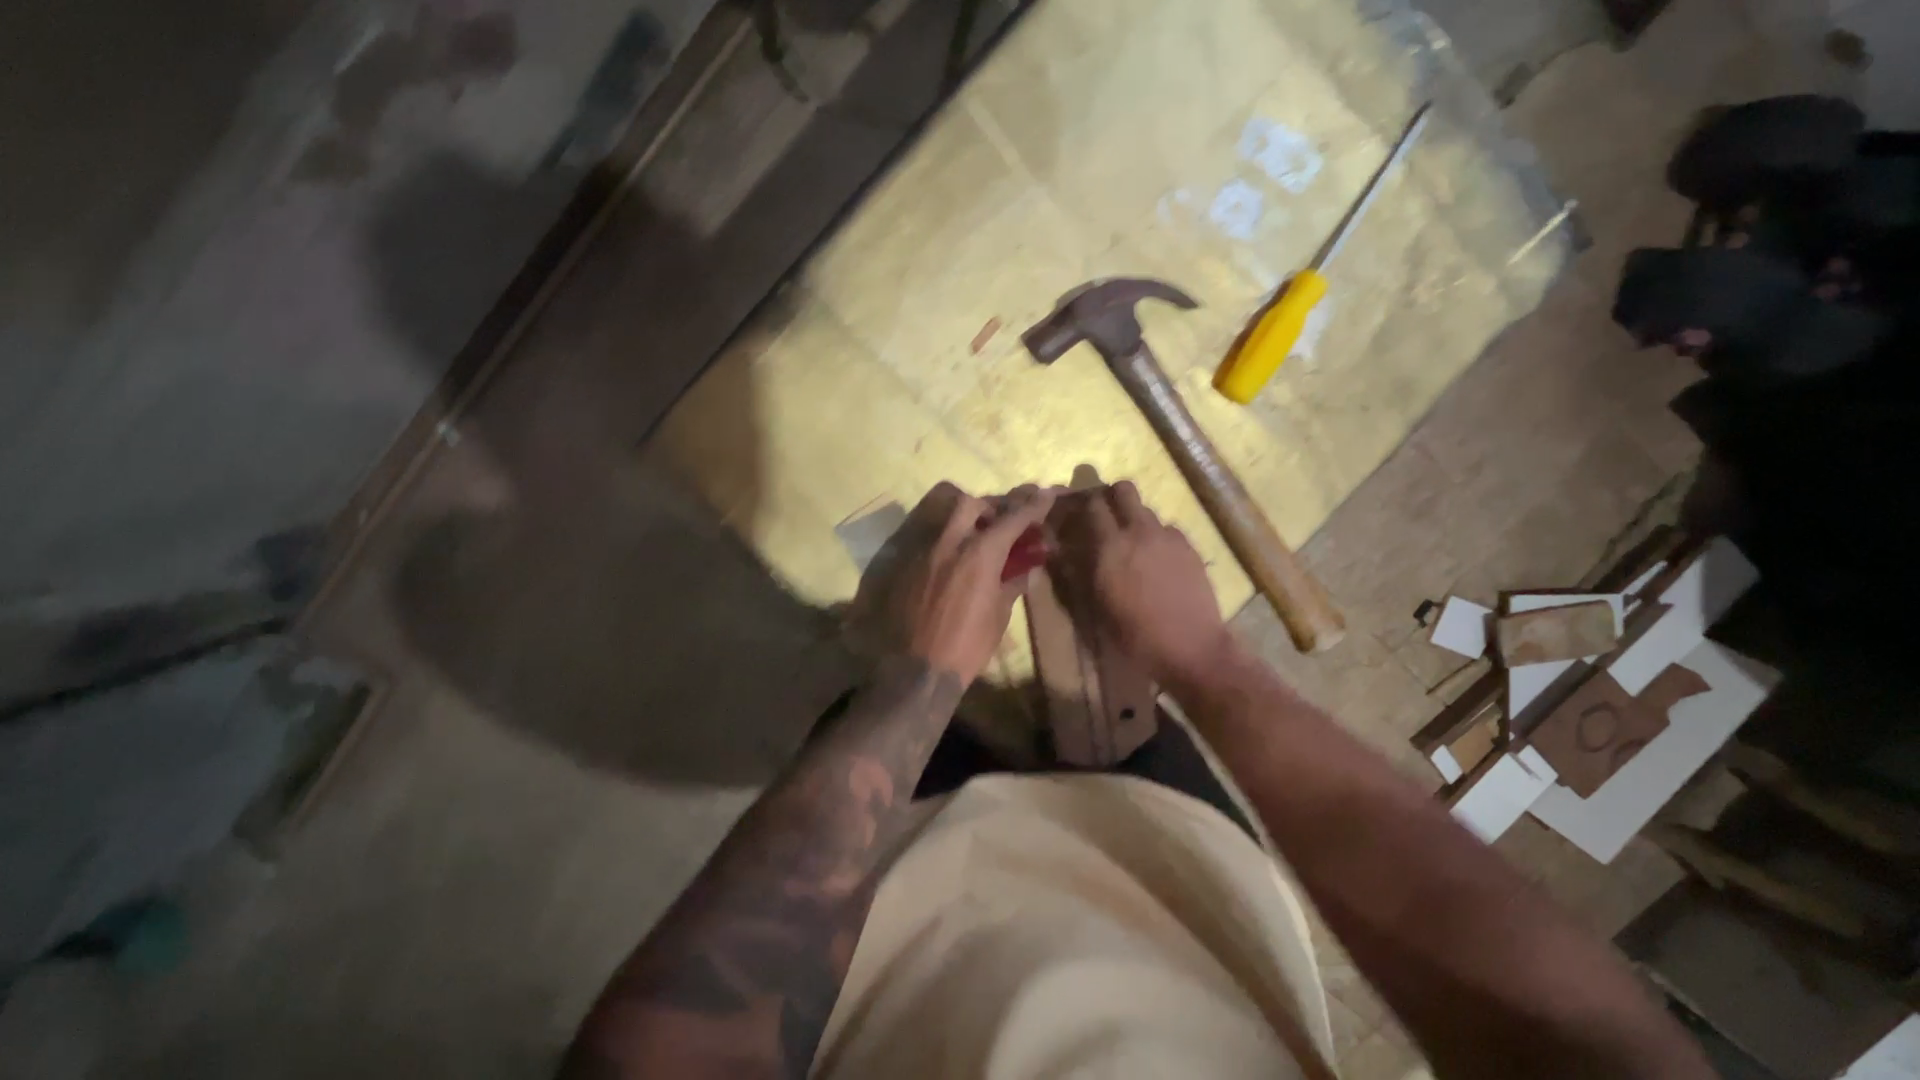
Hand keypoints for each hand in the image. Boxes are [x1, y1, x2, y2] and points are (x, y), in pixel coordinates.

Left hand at [847, 483, 1056, 683]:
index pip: (1012, 518)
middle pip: (971, 503)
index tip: (1046, 494)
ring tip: (975, 539)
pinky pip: (927, 539)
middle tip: (1002, 523)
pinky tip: (950, 562)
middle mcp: (948, 543)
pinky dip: (944, 542)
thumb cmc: (966, 647)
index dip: (1032, 506)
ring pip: (943, 518)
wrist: (915, 670)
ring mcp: (922, 551)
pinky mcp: (902, 564)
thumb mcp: (998, 616)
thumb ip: (1011, 584)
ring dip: (963, 520)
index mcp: (979, 554)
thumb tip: (1024, 568)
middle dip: (990, 507)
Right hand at [1075, 481, 1233, 685]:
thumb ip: (1077, 572)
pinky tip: (1157, 562)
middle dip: (1110, 497)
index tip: (1074, 514)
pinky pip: (1167, 530)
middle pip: (1124, 490)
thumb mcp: (1095, 607)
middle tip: (1103, 518)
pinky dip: (1157, 537)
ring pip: (1146, 510)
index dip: (1081, 504)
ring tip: (1131, 546)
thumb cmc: (1134, 636)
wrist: (1192, 649)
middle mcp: (1139, 531)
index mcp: (1110, 545)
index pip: (1092, 504)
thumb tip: (1059, 549)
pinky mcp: (1191, 548)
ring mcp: (1169, 537)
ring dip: (1134, 519)